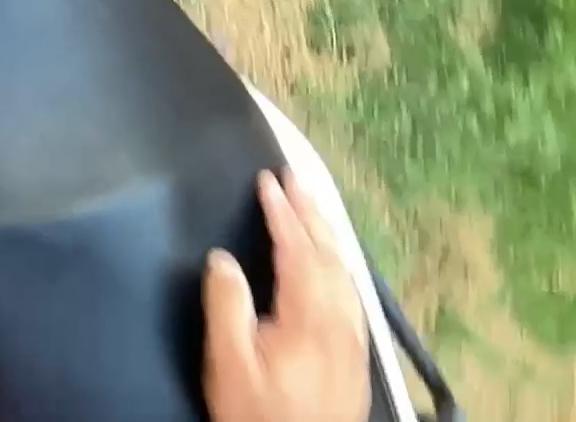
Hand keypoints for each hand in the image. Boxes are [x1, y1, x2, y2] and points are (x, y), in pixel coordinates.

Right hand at [203, 171, 370, 421]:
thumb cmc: (254, 410)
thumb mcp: (228, 360)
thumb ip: (227, 305)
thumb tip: (222, 258)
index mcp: (309, 321)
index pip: (298, 253)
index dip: (282, 214)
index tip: (267, 180)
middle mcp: (339, 326)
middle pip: (329, 257)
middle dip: (310, 213)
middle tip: (293, 176)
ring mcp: (351, 342)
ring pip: (344, 274)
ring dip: (326, 233)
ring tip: (310, 203)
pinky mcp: (353, 356)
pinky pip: (349, 292)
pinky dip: (336, 262)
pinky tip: (330, 259)